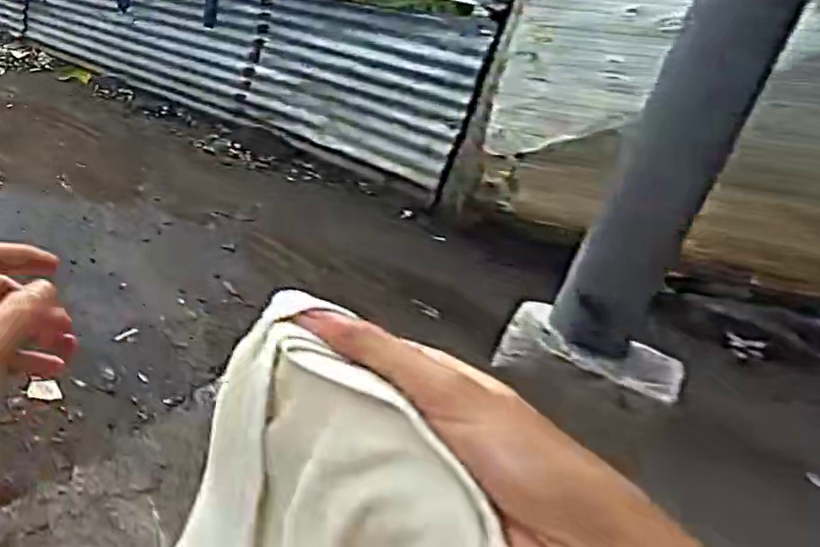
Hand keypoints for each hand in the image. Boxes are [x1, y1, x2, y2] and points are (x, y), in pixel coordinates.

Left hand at [0, 242, 77, 461]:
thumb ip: (21, 311)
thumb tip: (46, 287)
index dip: (25, 256)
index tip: (56, 267)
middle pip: (6, 290)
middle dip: (39, 303)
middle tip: (67, 324)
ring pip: (9, 322)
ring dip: (39, 331)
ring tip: (70, 347)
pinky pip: (6, 350)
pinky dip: (29, 355)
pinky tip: (54, 369)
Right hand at [295, 311, 698, 546]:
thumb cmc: (548, 470)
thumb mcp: (452, 388)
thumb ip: (380, 348)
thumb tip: (314, 312)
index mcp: (424, 380)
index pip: (350, 349)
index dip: (311, 342)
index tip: (272, 342)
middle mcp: (414, 419)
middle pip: (343, 396)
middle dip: (311, 396)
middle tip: (276, 392)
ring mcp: (412, 464)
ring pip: (347, 442)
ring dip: (323, 441)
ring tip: (293, 434)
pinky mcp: (409, 506)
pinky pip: (361, 486)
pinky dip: (342, 482)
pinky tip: (322, 475)